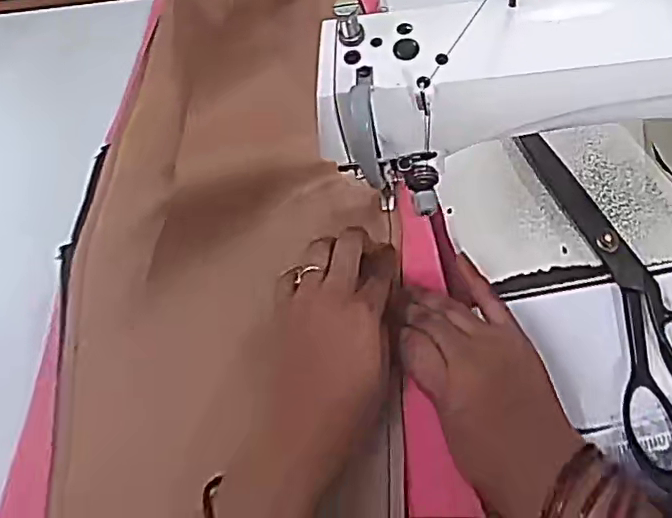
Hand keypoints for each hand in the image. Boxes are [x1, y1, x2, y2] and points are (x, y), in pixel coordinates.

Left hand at [217, 228, 397, 517]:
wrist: (300, 433)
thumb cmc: (349, 409)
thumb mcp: (382, 366)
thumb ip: (383, 325)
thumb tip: (383, 302)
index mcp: (364, 310)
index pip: (382, 267)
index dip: (389, 258)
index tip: (390, 259)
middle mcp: (334, 294)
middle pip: (350, 242)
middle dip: (362, 239)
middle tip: (366, 250)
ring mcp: (304, 298)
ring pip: (318, 248)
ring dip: (332, 249)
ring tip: (338, 262)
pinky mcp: (281, 309)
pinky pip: (291, 275)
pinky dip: (302, 274)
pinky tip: (309, 287)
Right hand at [397, 253, 586, 517]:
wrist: (542, 468)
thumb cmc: (496, 462)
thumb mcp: (447, 426)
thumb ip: (428, 383)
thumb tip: (414, 357)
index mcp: (447, 382)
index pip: (410, 342)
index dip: (396, 331)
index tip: (386, 323)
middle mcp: (468, 354)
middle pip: (429, 320)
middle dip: (408, 308)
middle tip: (392, 298)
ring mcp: (492, 340)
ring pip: (452, 307)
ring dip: (431, 296)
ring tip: (413, 287)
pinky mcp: (513, 335)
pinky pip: (489, 299)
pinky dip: (474, 278)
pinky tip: (460, 262)